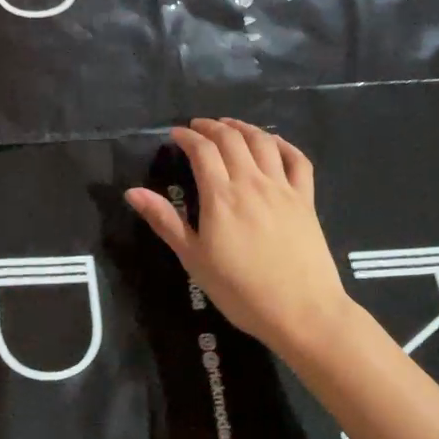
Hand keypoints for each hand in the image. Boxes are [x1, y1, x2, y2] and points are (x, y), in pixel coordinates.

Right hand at [126, 117, 354, 353]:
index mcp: (221, 196)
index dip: (186, 137)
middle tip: (197, 126)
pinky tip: (273, 143)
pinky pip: (298, 160)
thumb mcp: (193, 259)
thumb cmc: (241, 290)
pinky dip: (283, 144)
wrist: (303, 312)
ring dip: (243, 127)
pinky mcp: (306, 200)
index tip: (174, 135)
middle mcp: (251, 182)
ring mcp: (282, 188)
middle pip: (231, 138)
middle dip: (211, 126)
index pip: (202, 150)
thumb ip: (165, 220)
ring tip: (229, 125)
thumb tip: (132, 192)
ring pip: (263, 142)